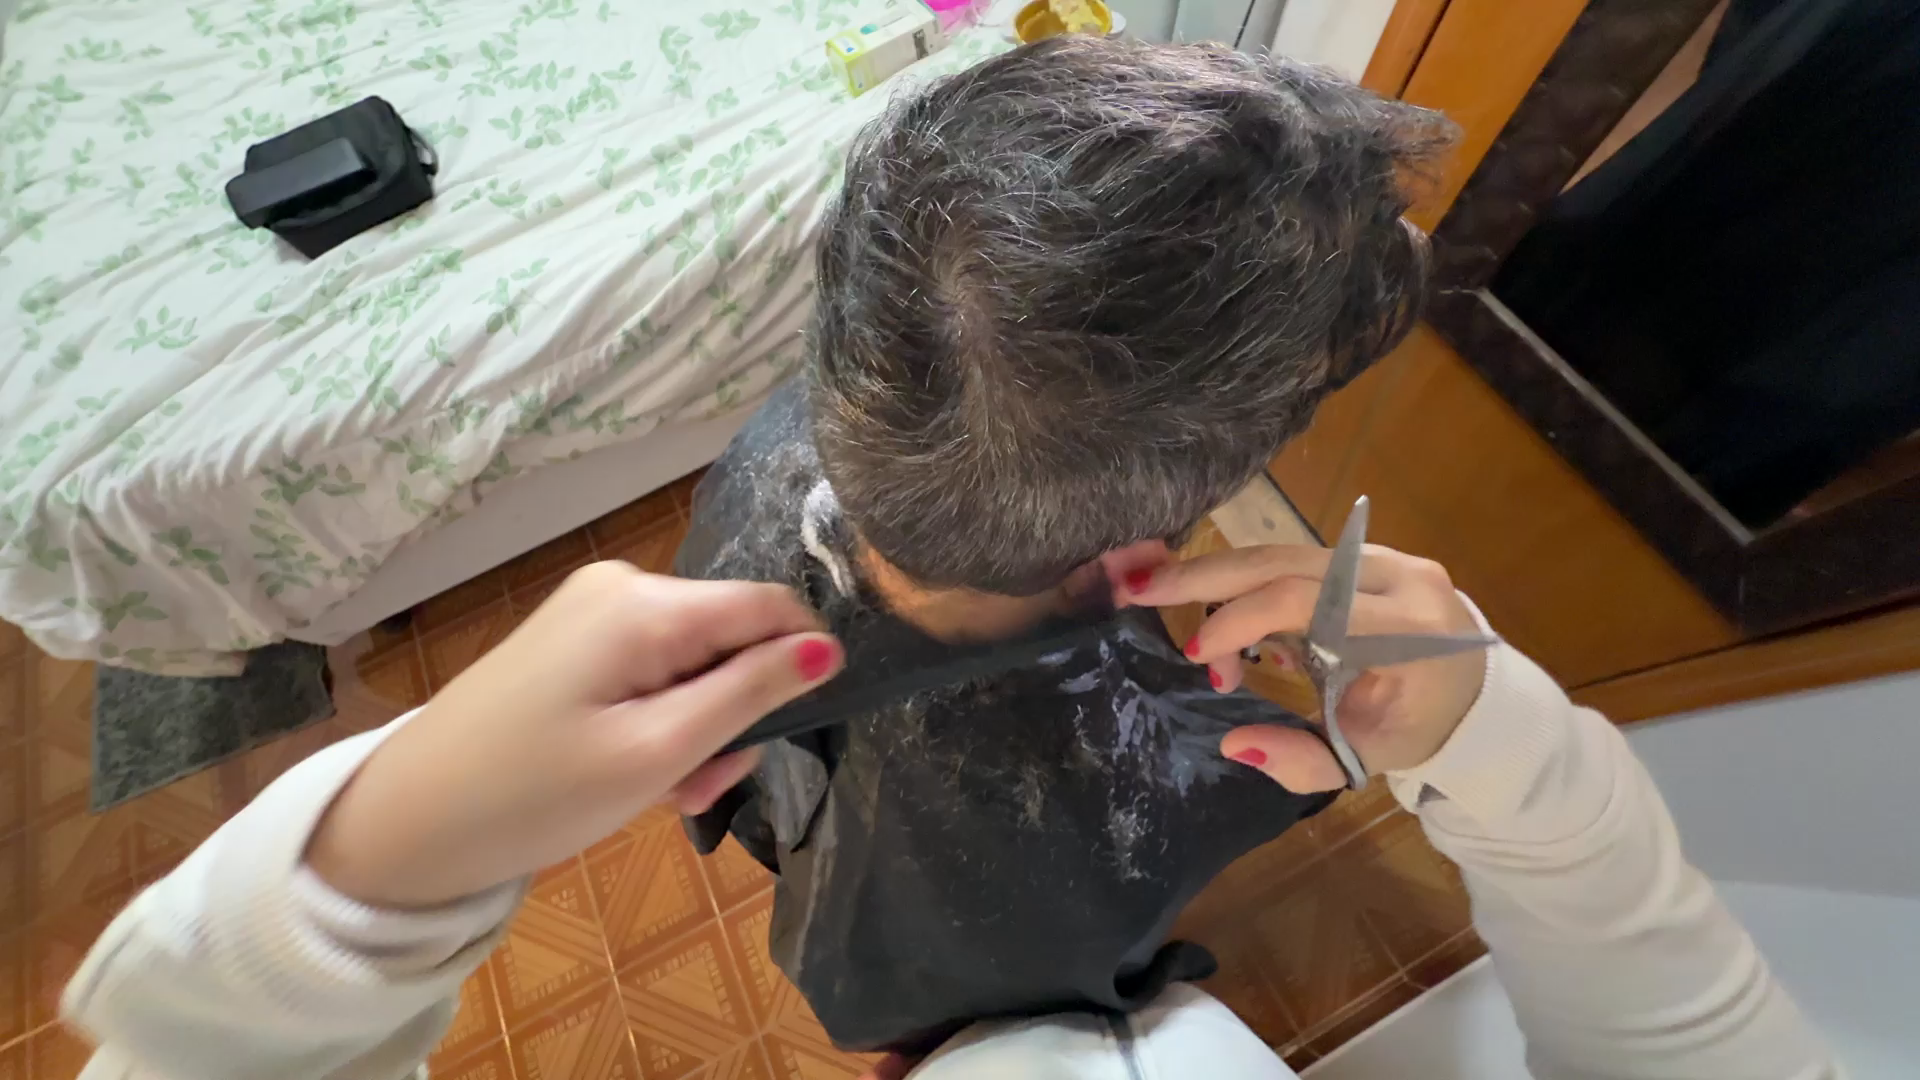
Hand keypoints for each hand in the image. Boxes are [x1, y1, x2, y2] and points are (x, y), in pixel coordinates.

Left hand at [305, 563, 842, 908]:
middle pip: (730, 635)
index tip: (789, 729)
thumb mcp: (659, 751)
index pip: (769, 606)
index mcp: (646, 603)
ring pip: (696, 656)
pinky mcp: (578, 636)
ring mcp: (596, 608)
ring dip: (701, 721)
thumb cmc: (535, 796)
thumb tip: (830, 648)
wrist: (400, 828)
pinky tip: (641, 764)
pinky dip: (665, 713)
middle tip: (707, 784)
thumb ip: (750, 692)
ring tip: (671, 788)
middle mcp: (625, 585)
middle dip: (736, 708)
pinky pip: (656, 664)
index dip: (801, 659)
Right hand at [1123, 544, 1487, 792]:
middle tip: (1139, 588)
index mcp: (1410, 626)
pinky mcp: (1358, 555)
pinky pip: (1285, 561)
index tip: (1198, 657)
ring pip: (1275, 553)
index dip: (1240, 621)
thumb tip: (1233, 745)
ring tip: (1162, 601)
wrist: (1476, 691)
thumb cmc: (1423, 728)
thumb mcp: (1370, 757)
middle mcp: (1394, 574)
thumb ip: (1306, 761)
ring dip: (1215, 582)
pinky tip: (1222, 622)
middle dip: (1202, 576)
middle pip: (1280, 560)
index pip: (1307, 600)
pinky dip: (1241, 586)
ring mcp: (1377, 556)